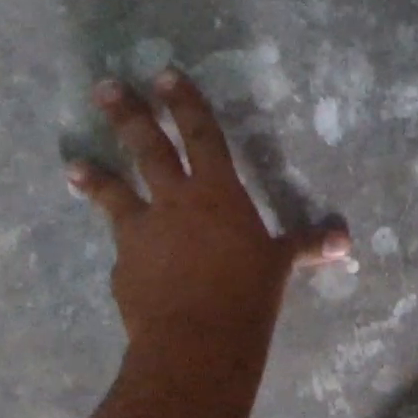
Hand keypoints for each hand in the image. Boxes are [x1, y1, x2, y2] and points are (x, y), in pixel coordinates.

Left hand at [68, 71, 350, 354]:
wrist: (193, 342)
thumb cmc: (248, 290)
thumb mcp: (282, 263)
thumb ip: (306, 246)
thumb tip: (344, 242)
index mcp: (219, 192)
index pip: (203, 136)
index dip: (187, 104)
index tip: (167, 76)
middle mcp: (175, 202)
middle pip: (149, 150)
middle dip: (130, 117)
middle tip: (106, 88)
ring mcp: (141, 234)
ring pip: (116, 193)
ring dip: (97, 175)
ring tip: (73, 161)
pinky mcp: (122, 267)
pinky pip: (125, 246)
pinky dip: (127, 241)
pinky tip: (127, 251)